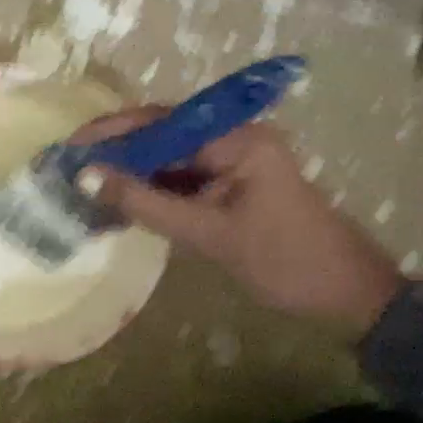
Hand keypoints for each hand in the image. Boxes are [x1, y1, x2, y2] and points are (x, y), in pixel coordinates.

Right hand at [75, 108, 406, 337]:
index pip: (161, 123)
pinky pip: (181, 176)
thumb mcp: (207, 234)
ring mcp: (235, 161)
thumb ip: (143, 202)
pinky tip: (120, 202)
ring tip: (86, 185)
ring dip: (130, 171)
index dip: (112, 133)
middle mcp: (236, 138)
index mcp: (238, 139)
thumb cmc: (285, 262)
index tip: (70, 147)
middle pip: (162, 134)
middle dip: (116, 150)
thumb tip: (85, 177)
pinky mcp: (232, 183)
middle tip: (71, 166)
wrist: (352, 300)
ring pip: (168, 156)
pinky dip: (151, 189)